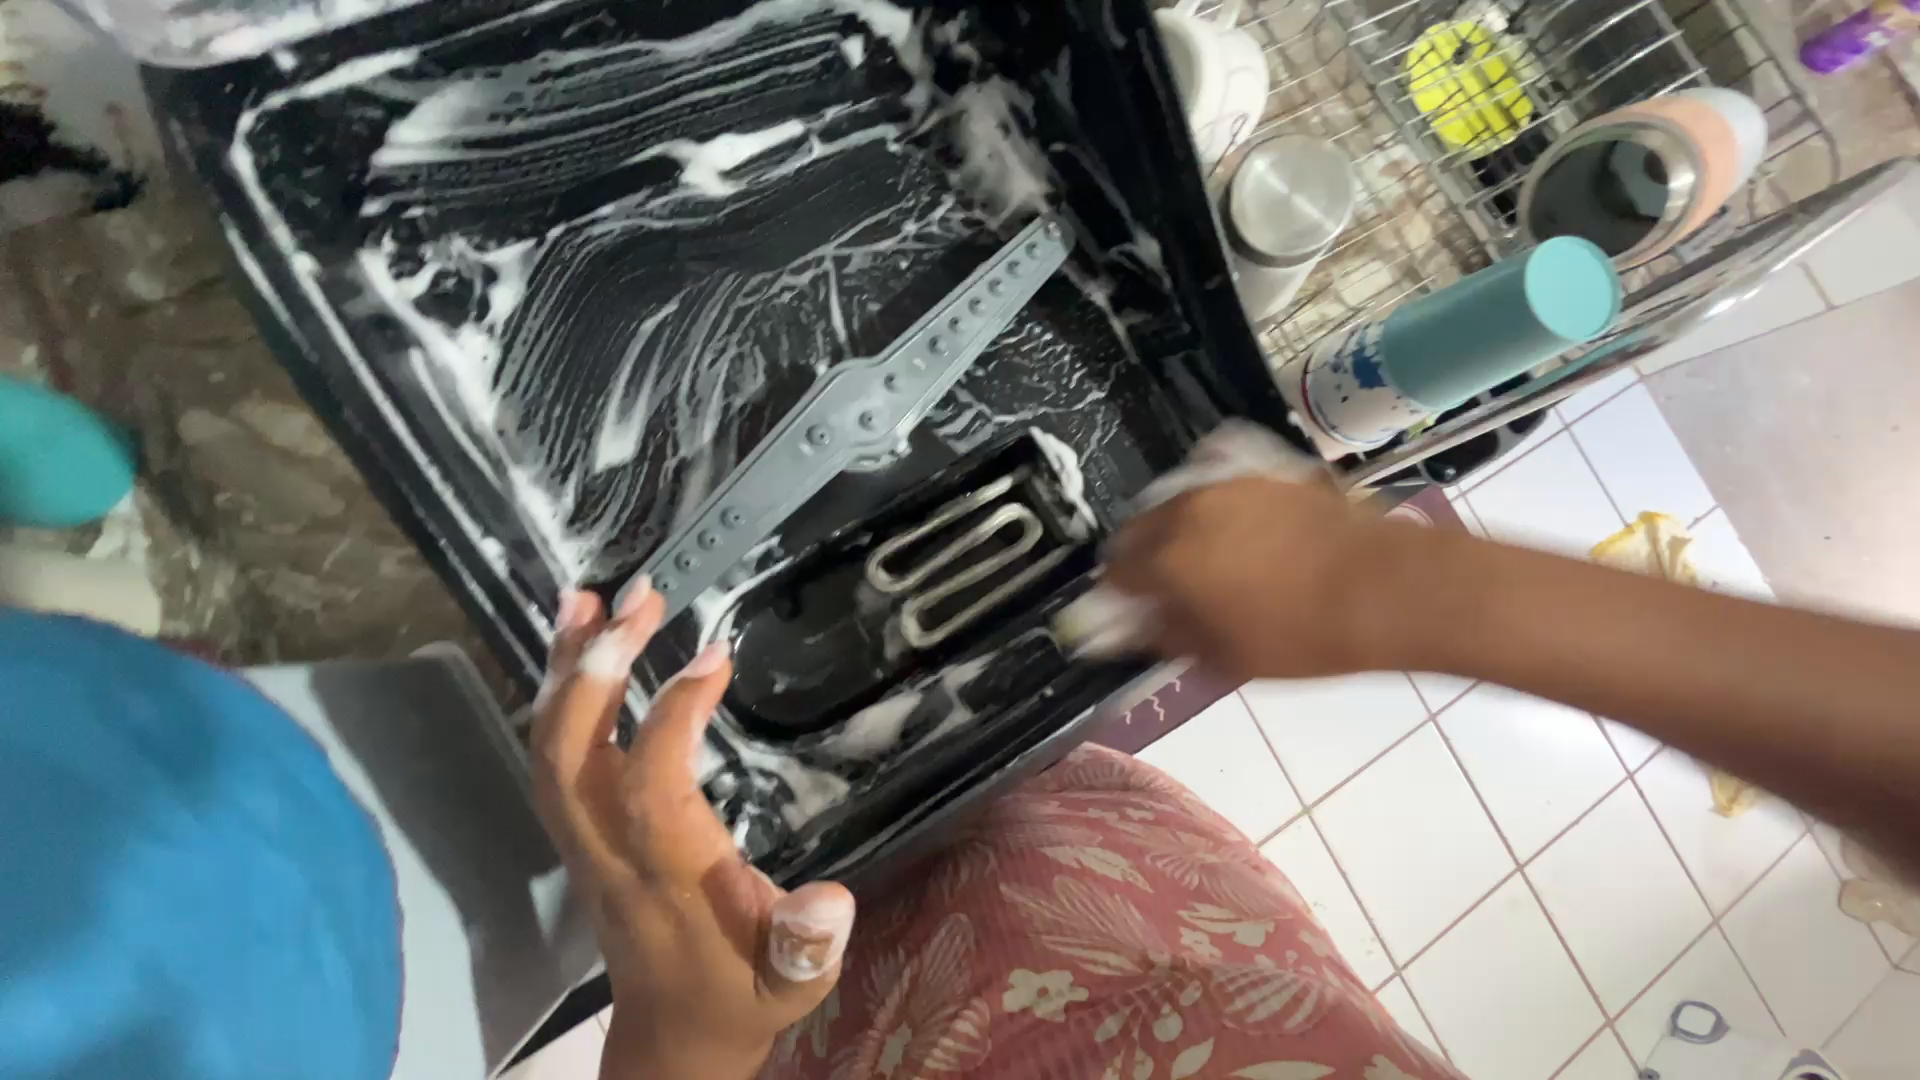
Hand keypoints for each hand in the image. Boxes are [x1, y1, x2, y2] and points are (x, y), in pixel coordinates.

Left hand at [530, 582, 854, 1079]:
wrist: (674, 1033)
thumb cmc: (742, 992)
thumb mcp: (794, 980)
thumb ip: (809, 945)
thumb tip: (831, 903)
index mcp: (668, 876)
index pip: (650, 788)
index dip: (673, 717)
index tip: (716, 655)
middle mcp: (609, 852)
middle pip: (571, 757)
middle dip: (596, 671)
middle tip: (641, 600)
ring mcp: (584, 842)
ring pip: (549, 750)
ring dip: (564, 669)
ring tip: (589, 597)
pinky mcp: (581, 832)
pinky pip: (554, 756)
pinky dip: (559, 693)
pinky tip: (581, 645)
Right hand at [1105, 470, 1420, 681]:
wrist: (1389, 587)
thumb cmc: (1301, 634)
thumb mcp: (1222, 655)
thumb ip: (1162, 636)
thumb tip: (1123, 630)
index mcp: (1167, 558)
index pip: (1114, 571)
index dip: (1118, 596)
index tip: (1135, 612)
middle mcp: (1185, 509)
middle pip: (1136, 529)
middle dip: (1140, 558)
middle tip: (1168, 589)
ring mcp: (1225, 483)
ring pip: (1173, 501)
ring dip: (1171, 529)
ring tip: (1203, 558)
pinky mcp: (1261, 470)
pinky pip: (1215, 479)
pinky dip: (1209, 503)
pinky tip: (1233, 524)